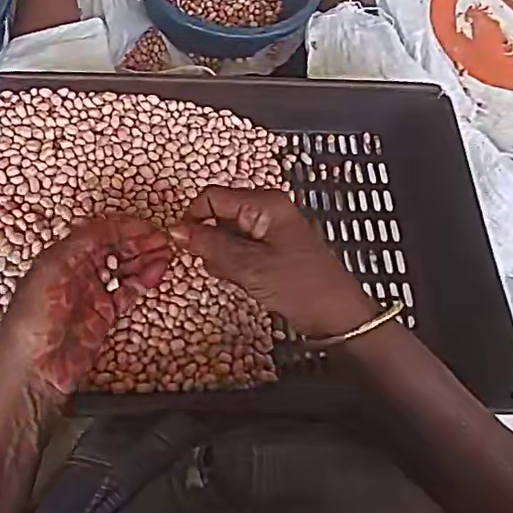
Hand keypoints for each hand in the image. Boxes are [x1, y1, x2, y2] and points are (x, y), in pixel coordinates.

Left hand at [0, 216, 170, 403]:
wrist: (35, 369)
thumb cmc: (33, 320)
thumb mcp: (52, 270)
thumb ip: (81, 244)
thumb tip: (109, 224)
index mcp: (61, 257)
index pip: (97, 234)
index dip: (122, 228)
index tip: (145, 226)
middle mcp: (77, 272)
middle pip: (113, 249)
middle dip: (138, 242)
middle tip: (162, 238)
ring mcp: (92, 293)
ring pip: (124, 269)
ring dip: (144, 258)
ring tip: (166, 251)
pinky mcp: (104, 315)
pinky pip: (128, 292)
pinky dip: (144, 281)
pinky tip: (158, 272)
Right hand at [169, 187, 376, 337]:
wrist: (336, 315)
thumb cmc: (301, 286)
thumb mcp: (249, 266)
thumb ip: (210, 245)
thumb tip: (176, 231)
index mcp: (264, 203)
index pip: (211, 197)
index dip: (193, 219)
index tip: (183, 245)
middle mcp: (266, 210)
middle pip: (218, 215)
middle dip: (209, 241)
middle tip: (218, 266)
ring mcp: (269, 230)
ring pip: (226, 235)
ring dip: (221, 256)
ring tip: (239, 276)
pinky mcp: (270, 249)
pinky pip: (239, 250)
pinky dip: (234, 265)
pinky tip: (244, 280)